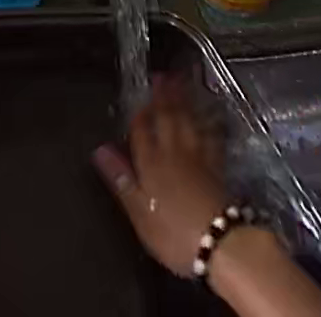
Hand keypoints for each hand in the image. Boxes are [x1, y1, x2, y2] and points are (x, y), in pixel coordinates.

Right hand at [91, 77, 228, 276]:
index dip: (139, 113)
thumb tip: (100, 151)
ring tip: (182, 84)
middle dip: (163, 96)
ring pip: (189, 122)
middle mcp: (174, 154)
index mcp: (152, 163)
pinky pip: (210, 136)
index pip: (142, 130)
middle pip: (167, 119)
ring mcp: (198, 159)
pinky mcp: (217, 168)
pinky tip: (208, 116)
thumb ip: (121, 179)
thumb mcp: (139, 211)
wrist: (220, 244)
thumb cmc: (174, 232)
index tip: (139, 96)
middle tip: (163, 76)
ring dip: (185, 101)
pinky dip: (207, 122)